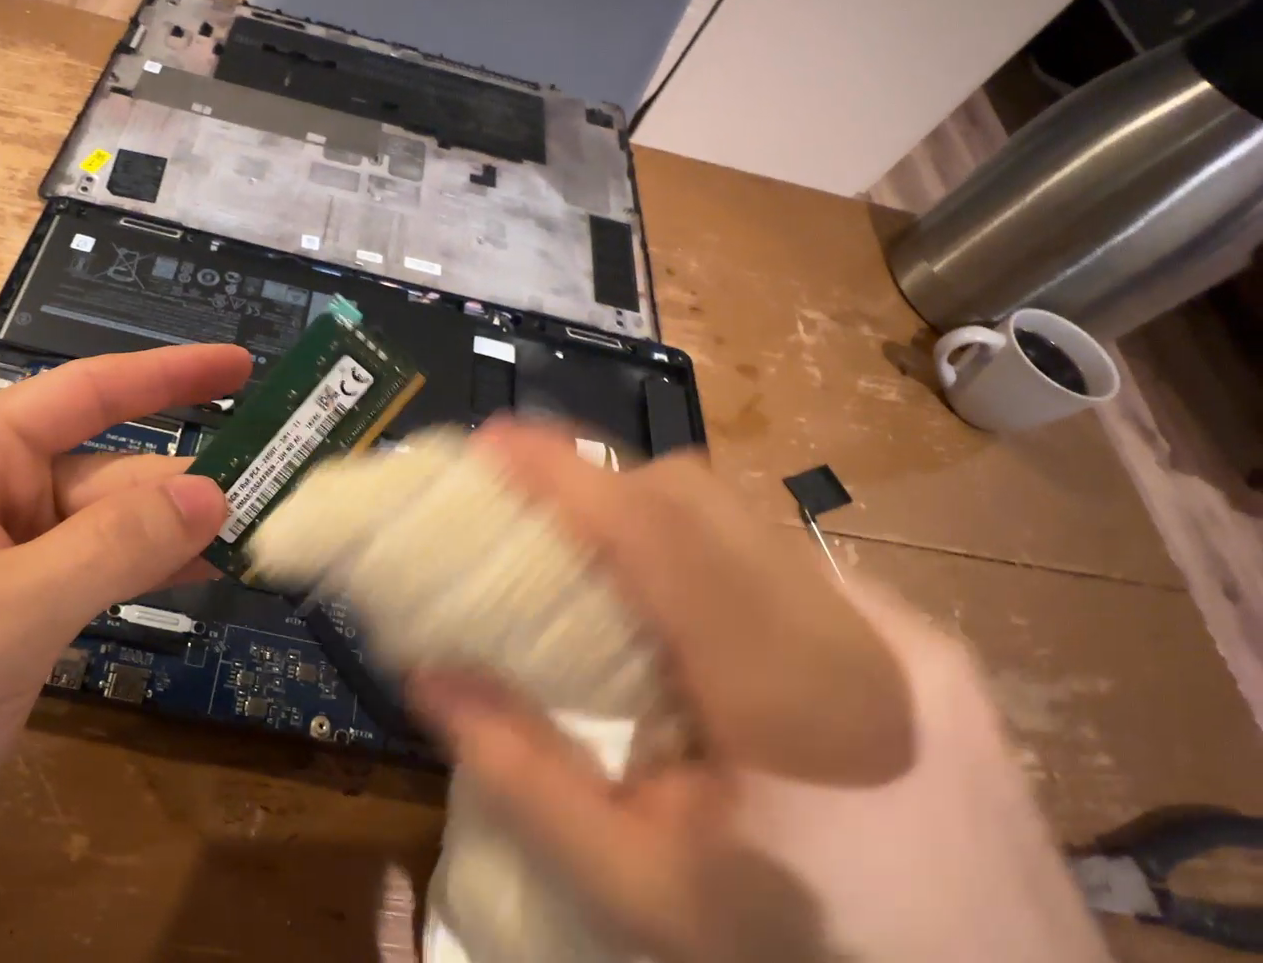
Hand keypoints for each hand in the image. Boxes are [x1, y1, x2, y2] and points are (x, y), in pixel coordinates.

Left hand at [0, 345, 251, 962]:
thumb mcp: (2, 615)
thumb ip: (113, 547)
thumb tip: (214, 494)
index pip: (82, 396)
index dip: (168, 375)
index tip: (242, 364)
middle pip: (109, 468)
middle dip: (187, 479)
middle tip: (285, 486)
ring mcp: (3, 549)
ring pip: (112, 522)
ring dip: (178, 530)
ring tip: (264, 532)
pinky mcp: (18, 601)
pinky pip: (100, 568)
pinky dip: (151, 569)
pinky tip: (208, 574)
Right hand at [406, 425, 1109, 962]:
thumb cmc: (808, 952)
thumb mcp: (642, 890)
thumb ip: (528, 777)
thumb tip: (432, 676)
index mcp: (789, 690)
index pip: (661, 532)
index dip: (569, 474)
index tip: (492, 441)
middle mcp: (857, 630)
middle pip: (701, 499)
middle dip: (600, 486)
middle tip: (524, 517)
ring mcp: (902, 631)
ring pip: (746, 521)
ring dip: (652, 519)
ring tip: (588, 568)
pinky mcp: (921, 646)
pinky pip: (783, 561)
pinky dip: (707, 558)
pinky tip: (683, 631)